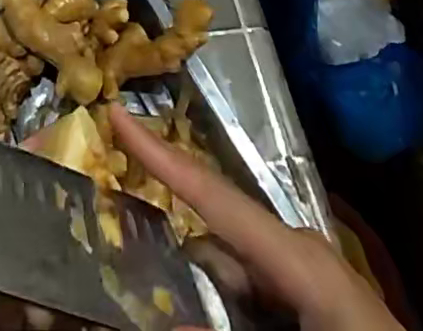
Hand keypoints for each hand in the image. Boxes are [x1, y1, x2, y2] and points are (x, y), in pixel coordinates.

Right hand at [107, 105, 402, 330]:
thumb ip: (226, 326)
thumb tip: (173, 316)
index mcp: (296, 253)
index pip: (213, 193)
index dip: (160, 153)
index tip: (117, 114)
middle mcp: (295, 246)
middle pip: (212, 230)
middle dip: (167, 233)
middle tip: (120, 238)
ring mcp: (302, 267)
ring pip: (227, 262)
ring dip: (195, 277)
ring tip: (163, 289)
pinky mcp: (305, 290)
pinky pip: (247, 281)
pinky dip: (223, 293)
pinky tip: (205, 307)